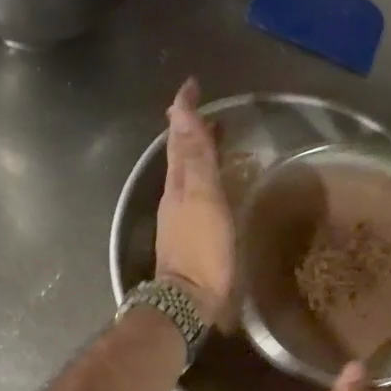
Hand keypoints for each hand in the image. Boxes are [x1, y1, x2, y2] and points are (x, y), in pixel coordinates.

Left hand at [156, 79, 233, 328]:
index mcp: (178, 184)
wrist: (188, 304)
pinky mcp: (188, 242)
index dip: (184, 111)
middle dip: (191, 131)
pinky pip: (194, 200)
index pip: (179, 137)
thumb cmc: (202, 252)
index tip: (192, 87)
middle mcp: (174, 199)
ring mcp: (179, 222)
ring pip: (186, 178)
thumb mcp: (202, 199)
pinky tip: (215, 191)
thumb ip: (195, 158)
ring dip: (198, 157)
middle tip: (208, 114)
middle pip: (181, 156)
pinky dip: (203, 184)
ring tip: (216, 146)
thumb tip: (180, 112)